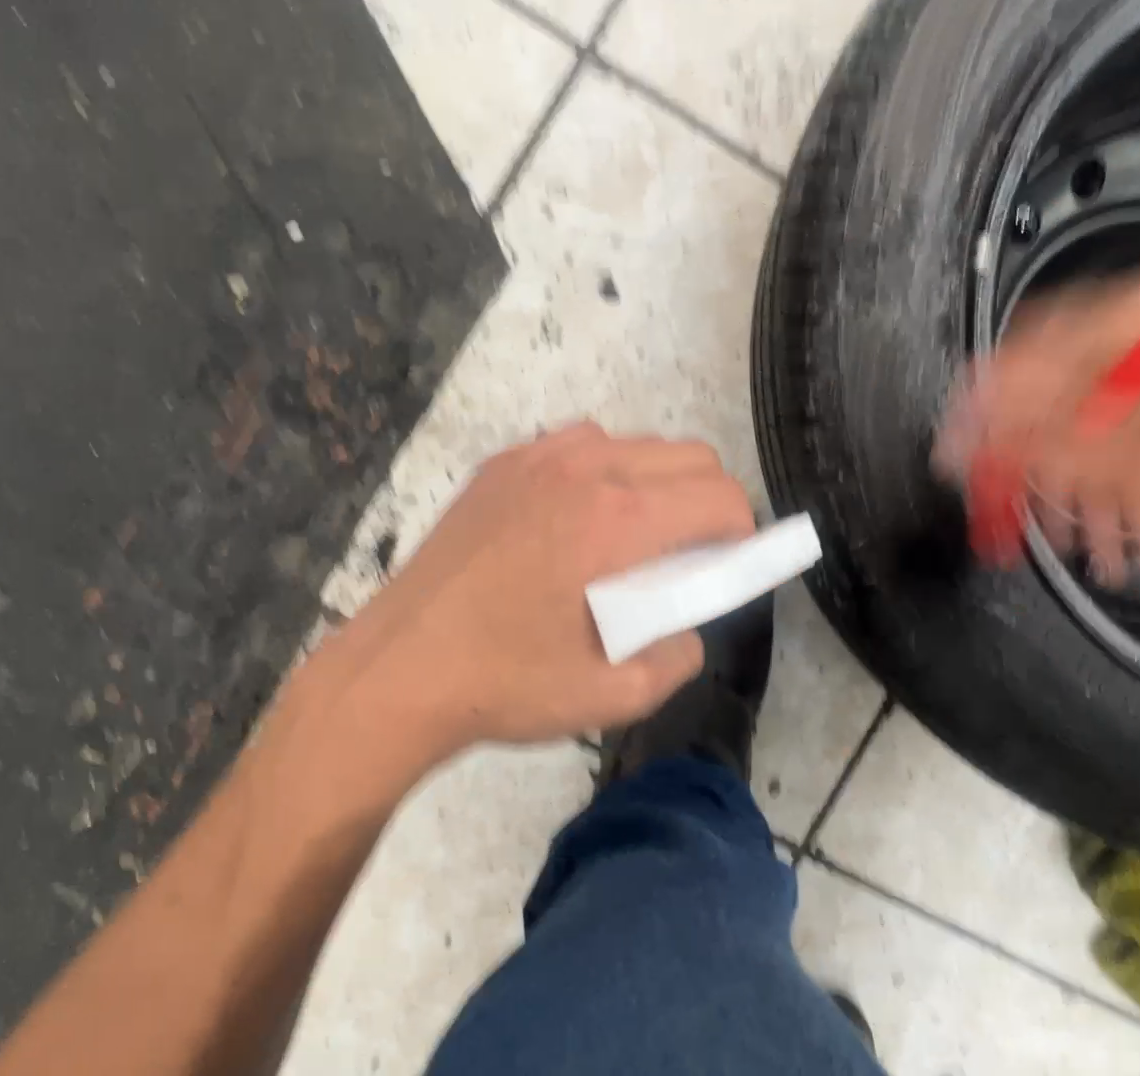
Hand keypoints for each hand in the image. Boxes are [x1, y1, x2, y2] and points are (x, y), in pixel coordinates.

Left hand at [299, 424, 755, 788]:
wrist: (396, 671)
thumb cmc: (506, 685)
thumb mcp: (615, 695)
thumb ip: (679, 657)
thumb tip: (687, 627)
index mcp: (619, 520)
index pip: (720, 495)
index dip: (743, 531)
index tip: (728, 567)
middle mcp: (586, 469)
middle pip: (690, 456)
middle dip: (709, 504)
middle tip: (689, 559)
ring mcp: (538, 457)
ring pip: (638, 445)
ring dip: (659, 484)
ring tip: (633, 541)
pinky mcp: (502, 465)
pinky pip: (582, 445)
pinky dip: (606, 472)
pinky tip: (580, 522)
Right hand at [936, 252, 1139, 577]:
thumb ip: (1044, 449)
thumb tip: (971, 437)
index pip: (1026, 352)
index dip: (984, 411)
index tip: (959, 456)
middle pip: (1063, 387)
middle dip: (1043, 462)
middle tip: (1026, 512)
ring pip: (1102, 412)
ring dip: (1086, 480)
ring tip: (1090, 539)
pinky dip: (1125, 470)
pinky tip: (1126, 521)